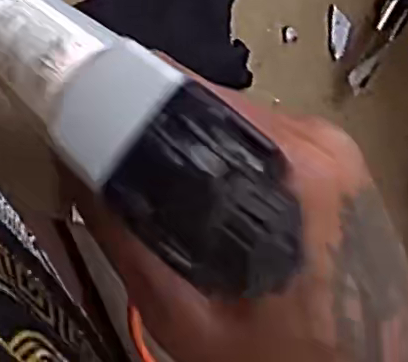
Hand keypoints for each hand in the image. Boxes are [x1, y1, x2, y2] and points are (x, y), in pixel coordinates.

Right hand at [78, 75, 407, 361]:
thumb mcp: (186, 321)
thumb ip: (122, 241)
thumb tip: (70, 165)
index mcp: (291, 162)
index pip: (177, 85)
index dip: (116, 87)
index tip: (77, 98)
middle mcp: (317, 139)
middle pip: (196, 93)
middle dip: (144, 114)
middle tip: (106, 147)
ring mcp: (333, 148)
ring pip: (221, 108)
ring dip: (178, 131)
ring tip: (150, 173)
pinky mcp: (337, 162)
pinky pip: (250, 131)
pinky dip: (214, 148)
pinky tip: (199, 189)